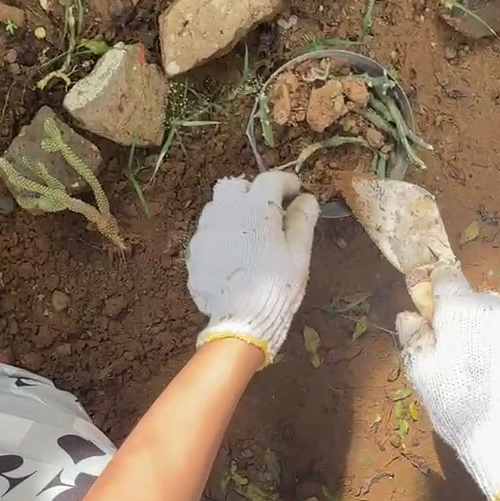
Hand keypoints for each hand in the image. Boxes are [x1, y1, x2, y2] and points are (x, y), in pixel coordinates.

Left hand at [186, 171, 320, 361]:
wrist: (241, 320)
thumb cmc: (277, 284)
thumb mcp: (299, 252)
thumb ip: (302, 220)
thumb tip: (305, 199)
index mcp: (255, 207)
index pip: (270, 179)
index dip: (285, 182)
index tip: (295, 191)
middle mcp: (225, 212)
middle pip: (234, 186)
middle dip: (251, 191)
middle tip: (266, 209)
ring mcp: (205, 232)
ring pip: (216, 208)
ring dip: (232, 212)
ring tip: (247, 233)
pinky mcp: (194, 253)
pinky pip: (208, 235)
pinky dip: (221, 236)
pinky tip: (232, 256)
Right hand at [398, 268, 499, 500]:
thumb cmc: (461, 404)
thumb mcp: (423, 374)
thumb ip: (415, 338)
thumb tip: (410, 315)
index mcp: (463, 309)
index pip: (446, 278)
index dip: (433, 287)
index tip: (427, 303)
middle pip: (478, 300)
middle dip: (465, 315)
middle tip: (456, 348)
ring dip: (493, 336)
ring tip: (488, 374)